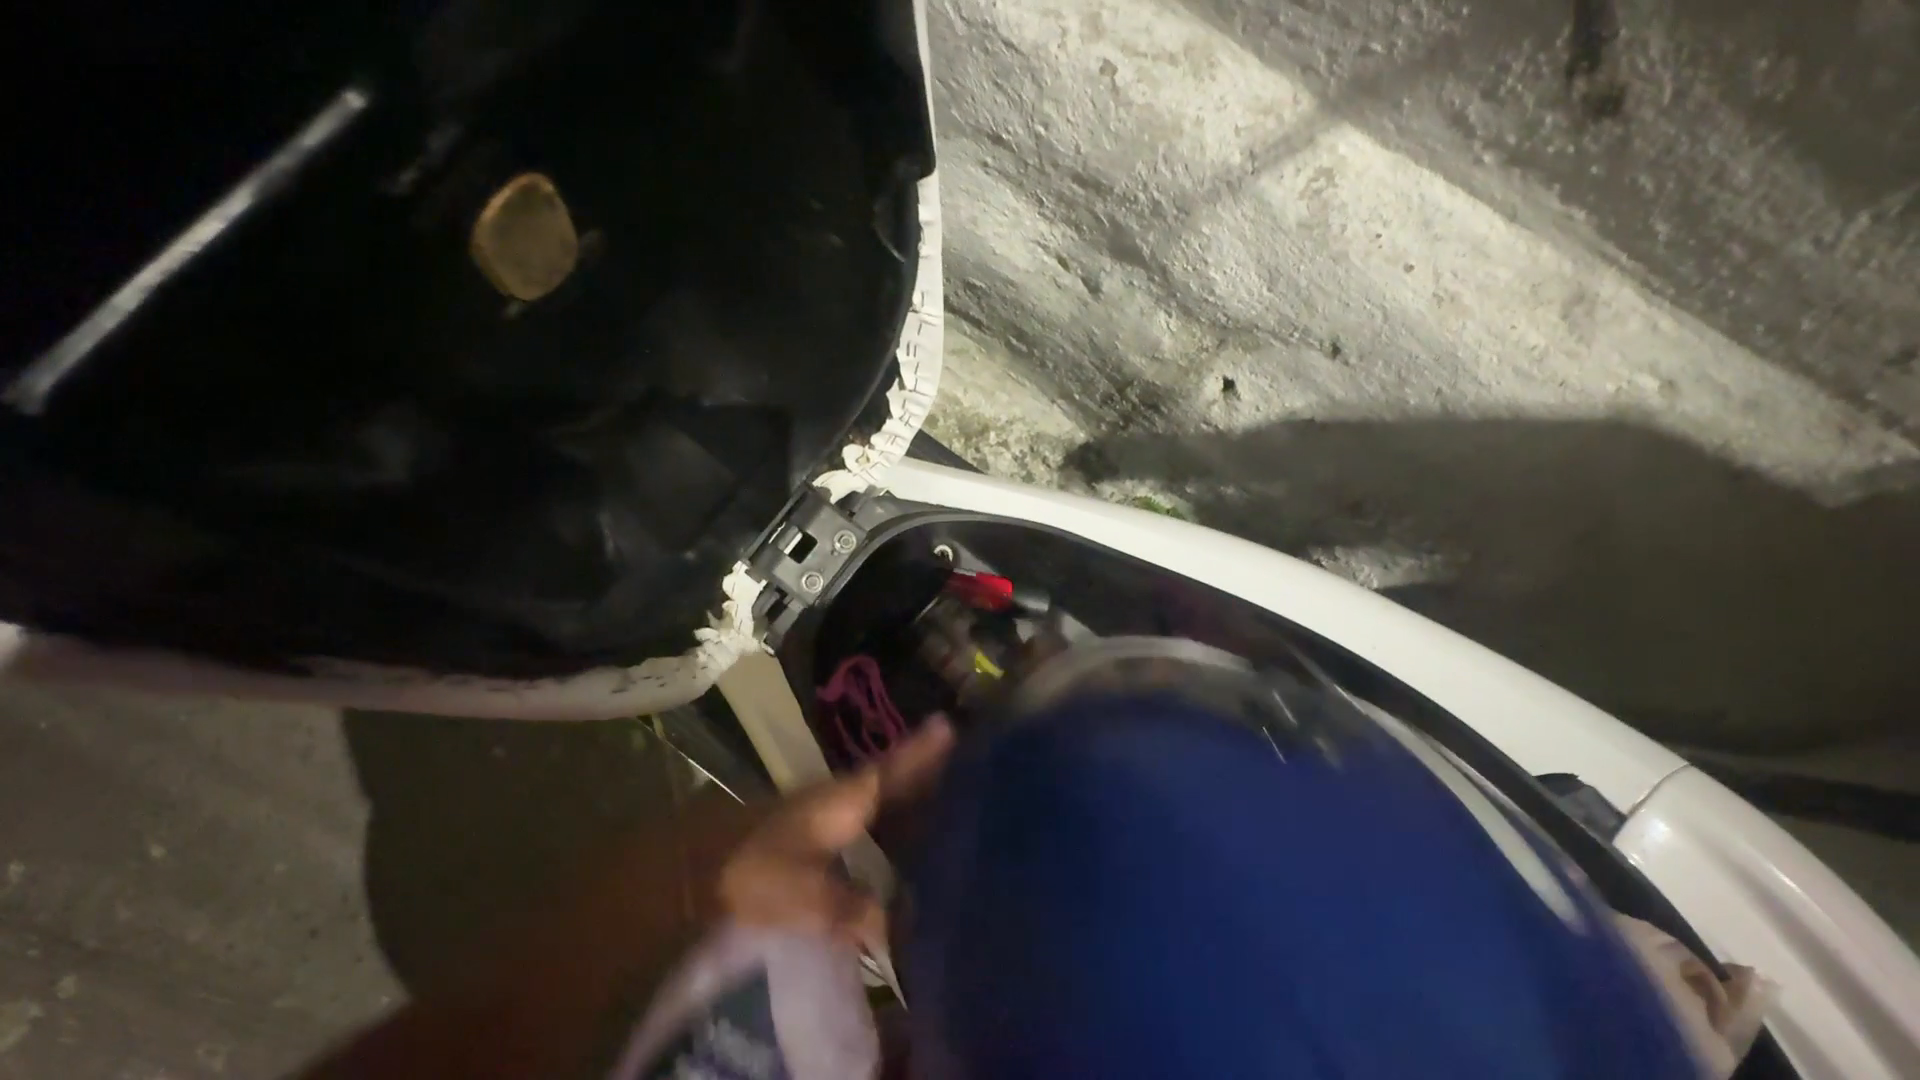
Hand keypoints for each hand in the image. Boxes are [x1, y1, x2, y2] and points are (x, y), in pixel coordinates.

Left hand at [717, 716, 953, 950]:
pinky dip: (878, 824)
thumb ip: (854, 911)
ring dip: (900, 798)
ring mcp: (815, 814)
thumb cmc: (753, 871)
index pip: (891, 771)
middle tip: (960, 767)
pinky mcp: (802, 835)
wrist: (691, 869)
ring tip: (937, 804)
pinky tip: (888, 845)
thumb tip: (897, 928)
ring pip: (870, 800)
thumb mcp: (808, 897)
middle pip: (885, 781)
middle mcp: (833, 799)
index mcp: (841, 801)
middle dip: (920, 772)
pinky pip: (855, 822)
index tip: (948, 724)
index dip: (921, 753)